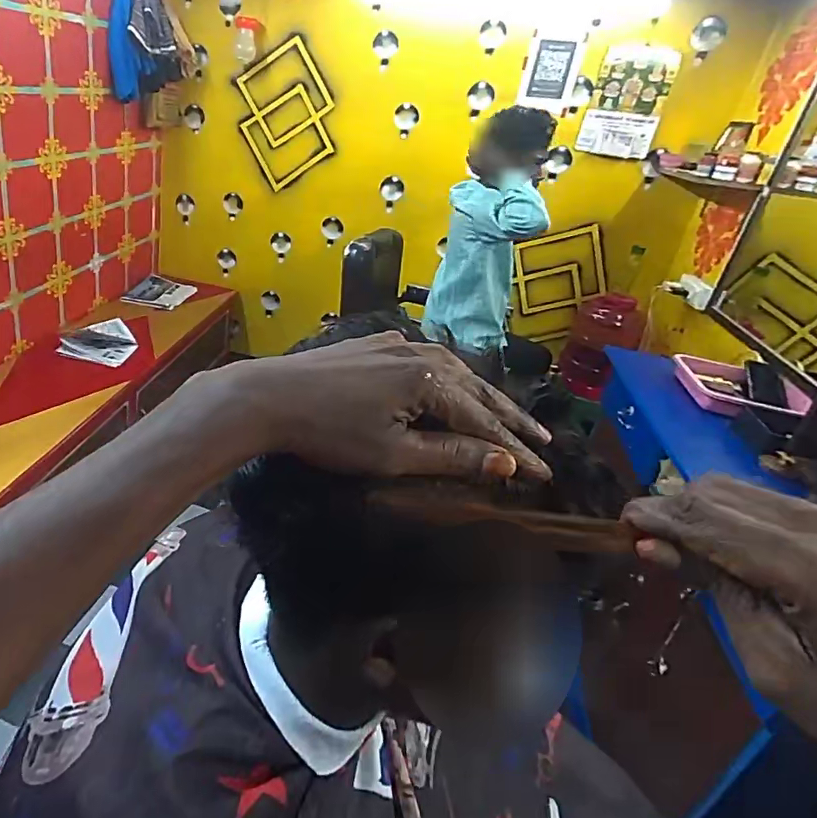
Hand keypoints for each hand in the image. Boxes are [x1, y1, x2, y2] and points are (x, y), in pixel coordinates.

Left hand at [207, 331, 552, 482]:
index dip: (516, 451)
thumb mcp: (393, 454)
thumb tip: (507, 463)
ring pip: (456, 372)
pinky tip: (457, 385)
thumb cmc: (330, 431)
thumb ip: (451, 456)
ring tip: (509, 417)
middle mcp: (423, 353)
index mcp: (432, 380)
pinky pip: (429, 360)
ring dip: (484, 397)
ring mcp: (399, 343)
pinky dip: (452, 380)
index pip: (485, 423)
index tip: (545, 474)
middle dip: (511, 419)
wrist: (270, 395)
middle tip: (545, 441)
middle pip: (478, 391)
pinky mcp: (378, 343)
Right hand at [624, 476, 816, 817]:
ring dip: (721, 513)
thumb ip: (722, 597)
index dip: (657, 515)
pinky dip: (765, 526)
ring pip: (770, 497)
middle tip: (651, 539)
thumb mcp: (784, 678)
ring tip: (694, 546)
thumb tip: (661, 549)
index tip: (619, 521)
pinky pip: (813, 517)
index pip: (711, 519)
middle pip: (735, 491)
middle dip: (682, 506)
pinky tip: (755, 556)